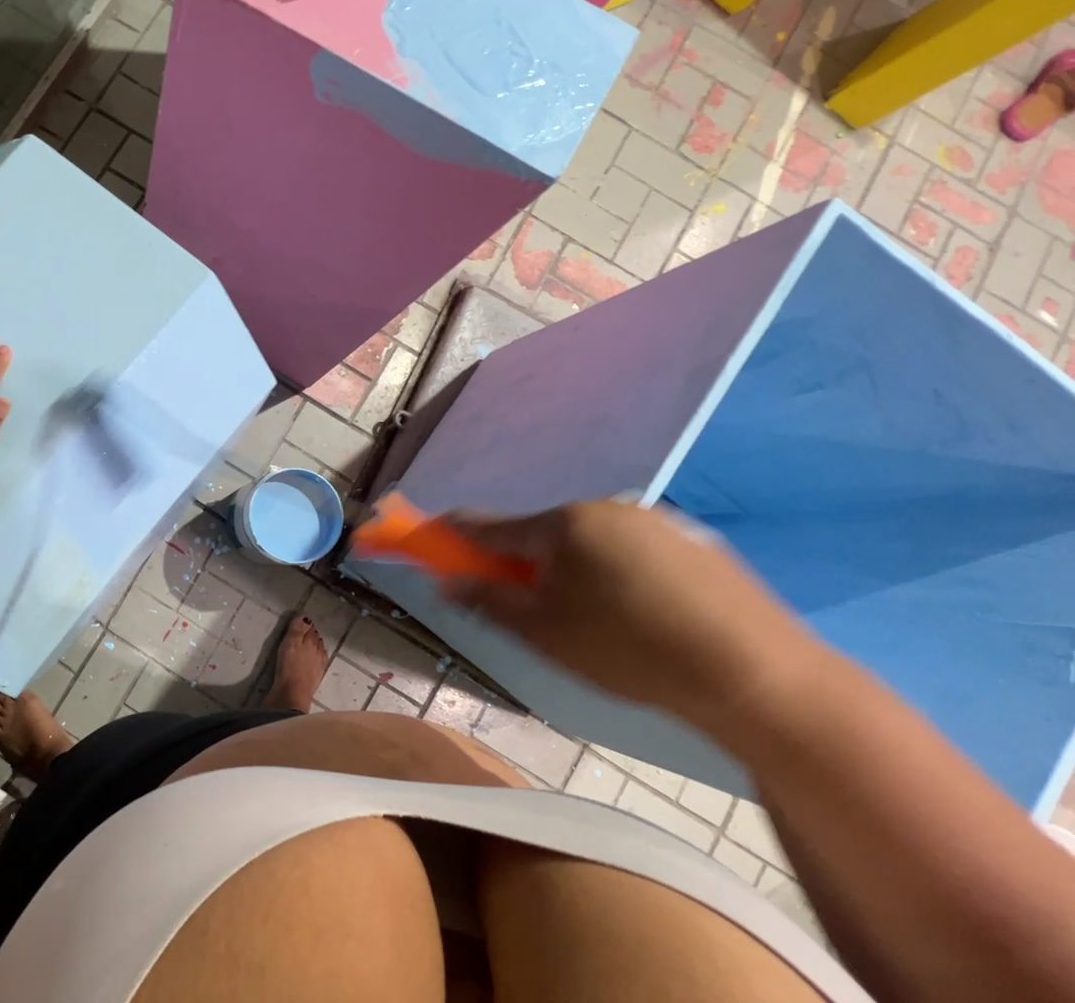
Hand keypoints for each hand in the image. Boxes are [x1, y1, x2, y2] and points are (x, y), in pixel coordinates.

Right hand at [442, 501, 828, 724]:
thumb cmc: (630, 652)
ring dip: (568, 572)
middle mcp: (604, 508)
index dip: (449, 537)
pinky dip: (612, 576)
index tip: (427, 546)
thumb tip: (444, 580)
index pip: (485, 525)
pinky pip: (627, 552)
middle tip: (526, 614)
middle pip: (537, 534)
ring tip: (592, 626)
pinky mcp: (692, 542)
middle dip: (519, 565)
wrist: (758, 676)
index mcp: (562, 524)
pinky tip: (638, 618)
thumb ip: (487, 600)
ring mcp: (654, 522)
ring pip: (585, 544)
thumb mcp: (544, 633)